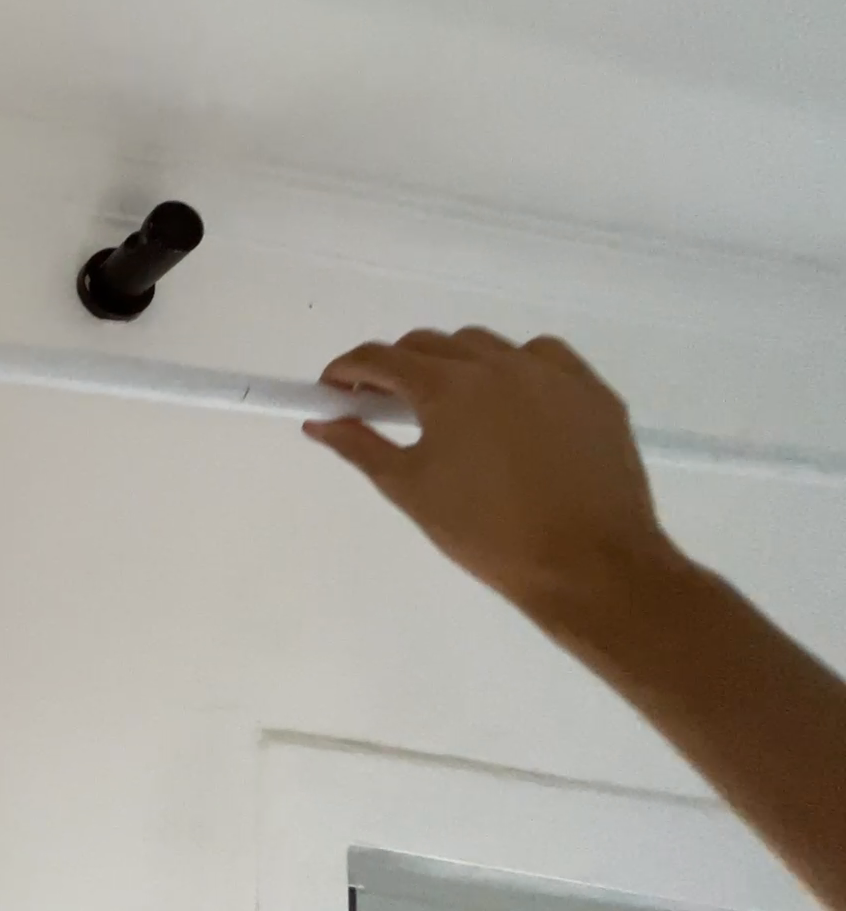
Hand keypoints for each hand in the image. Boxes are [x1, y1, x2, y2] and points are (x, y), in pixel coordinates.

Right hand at [303, 328, 675, 615]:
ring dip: (447, 362)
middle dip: (392, 367)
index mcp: (446, 386)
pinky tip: (504, 401)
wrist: (590, 568)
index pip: (377, 357)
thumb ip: (356, 445)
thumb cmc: (483, 529)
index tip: (331, 392)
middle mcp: (496, 365)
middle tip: (380, 406)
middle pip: (424, 343)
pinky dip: (509, 365)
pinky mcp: (592, 392)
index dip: (344, 370)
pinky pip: (539, 355)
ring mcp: (550, 374)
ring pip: (479, 343)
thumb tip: (317, 423)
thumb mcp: (405, 486)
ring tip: (443, 406)